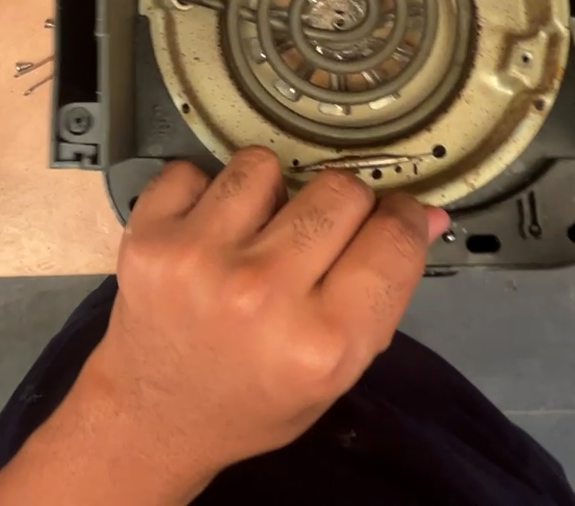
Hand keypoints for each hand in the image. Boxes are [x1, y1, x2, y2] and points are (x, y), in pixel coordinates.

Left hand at [6, 146, 444, 501]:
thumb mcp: (336, 368)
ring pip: (265, 164)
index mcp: (321, 343)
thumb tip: (424, 213)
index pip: (392, 238)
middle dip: (340, 204)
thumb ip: (384, 290)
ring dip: (268, 190)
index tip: (391, 213)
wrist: (158, 411)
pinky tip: (206, 230)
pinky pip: (196, 169)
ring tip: (255, 231)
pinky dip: (205, 191)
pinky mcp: (150, 234)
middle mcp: (260, 294)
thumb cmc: (255, 394)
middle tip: (317, 232)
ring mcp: (197, 258)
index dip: (400, 218)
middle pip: (339, 190)